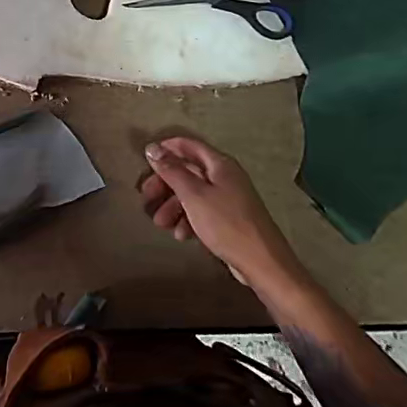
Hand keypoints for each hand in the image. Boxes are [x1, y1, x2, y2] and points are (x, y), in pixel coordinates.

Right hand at [138, 136, 310, 299]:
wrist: (260, 261)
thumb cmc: (226, 223)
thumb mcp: (193, 195)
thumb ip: (172, 171)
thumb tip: (152, 147)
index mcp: (219, 164)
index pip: (188, 145)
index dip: (166, 149)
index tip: (145, 162)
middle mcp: (224, 176)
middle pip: (188, 171)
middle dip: (165, 183)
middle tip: (146, 197)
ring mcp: (228, 198)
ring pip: (192, 194)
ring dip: (173, 205)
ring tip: (160, 223)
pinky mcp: (228, 219)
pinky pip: (202, 211)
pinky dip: (188, 219)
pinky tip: (181, 234)